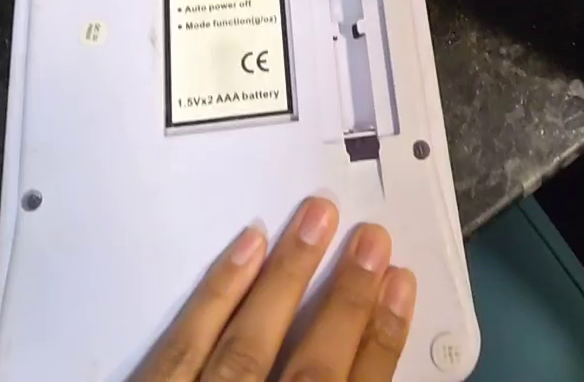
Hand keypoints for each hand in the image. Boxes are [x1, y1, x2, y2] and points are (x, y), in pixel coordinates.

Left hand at [134, 197, 416, 381]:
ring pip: (249, 341)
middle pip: (311, 367)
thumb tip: (361, 347)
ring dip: (290, 274)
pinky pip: (181, 345)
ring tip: (319, 217)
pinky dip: (217, 291)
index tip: (402, 283)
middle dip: (346, 298)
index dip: (383, 338)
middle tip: (372, 237)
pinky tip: (246, 244)